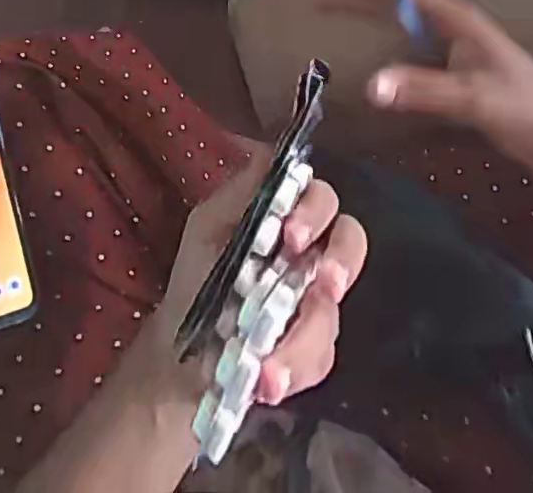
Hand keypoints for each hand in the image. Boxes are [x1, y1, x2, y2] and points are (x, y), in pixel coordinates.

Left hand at [151, 152, 368, 405]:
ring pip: (334, 310)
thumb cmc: (195, 280)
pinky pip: (322, 355)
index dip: (316, 210)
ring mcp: (315, 304)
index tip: (292, 234)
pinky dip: (293, 368)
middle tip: (323, 285)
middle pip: (350, 239)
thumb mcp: (209, 228)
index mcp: (286, 221)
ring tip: (267, 367)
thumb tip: (271, 151)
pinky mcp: (314, 351)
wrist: (181, 359)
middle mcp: (309, 256)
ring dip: (302, 339)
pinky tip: (267, 380)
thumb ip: (243, 192)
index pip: (321, 199)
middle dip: (342, 260)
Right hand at [325, 0, 532, 166]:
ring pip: (407, 20)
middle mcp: (457, 25)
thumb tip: (369, 85)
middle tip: (325, 1)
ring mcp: (459, 46)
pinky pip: (413, 44)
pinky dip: (387, 41)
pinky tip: (376, 56)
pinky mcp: (460, 68)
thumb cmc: (528, 112)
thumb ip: (424, 90)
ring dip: (373, 15)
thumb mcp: (474, 99)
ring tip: (341, 18)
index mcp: (459, 19)